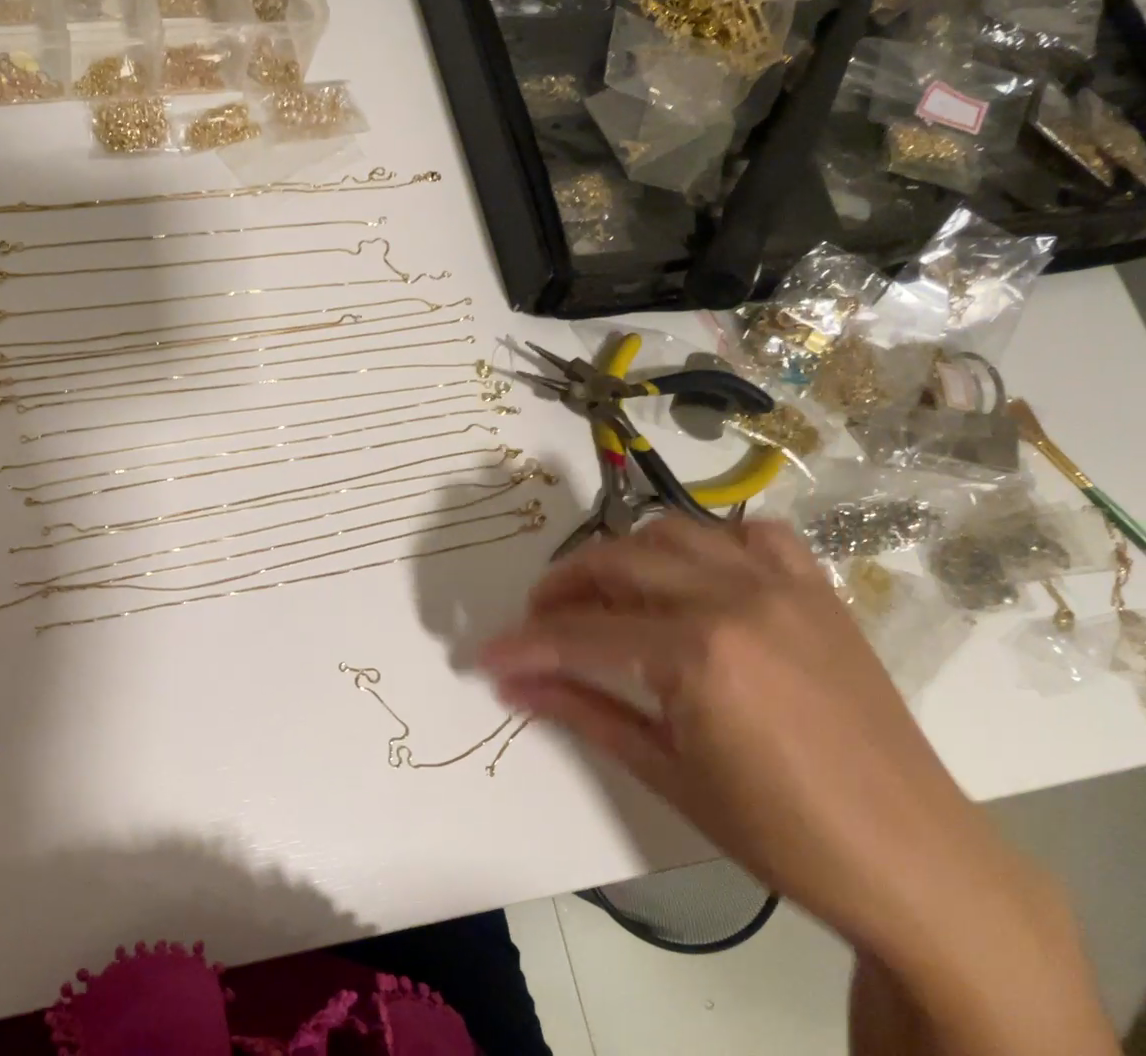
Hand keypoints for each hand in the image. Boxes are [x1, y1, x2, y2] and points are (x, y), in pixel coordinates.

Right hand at [482, 518, 1115, 1055]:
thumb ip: (581, 709)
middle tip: (535, 626)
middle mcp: (737, 599)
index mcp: (698, 653)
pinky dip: (707, 545)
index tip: (481, 655)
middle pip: (618, 562)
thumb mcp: (662, 770)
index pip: (581, 633)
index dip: (522, 644)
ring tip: (600, 598)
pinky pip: (753, 536)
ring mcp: (784, 588)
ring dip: (622, 558)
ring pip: (675, 534)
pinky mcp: (819, 593)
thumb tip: (510, 683)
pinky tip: (690, 580)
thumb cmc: (775, 829)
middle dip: (560, 589)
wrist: (909, 855)